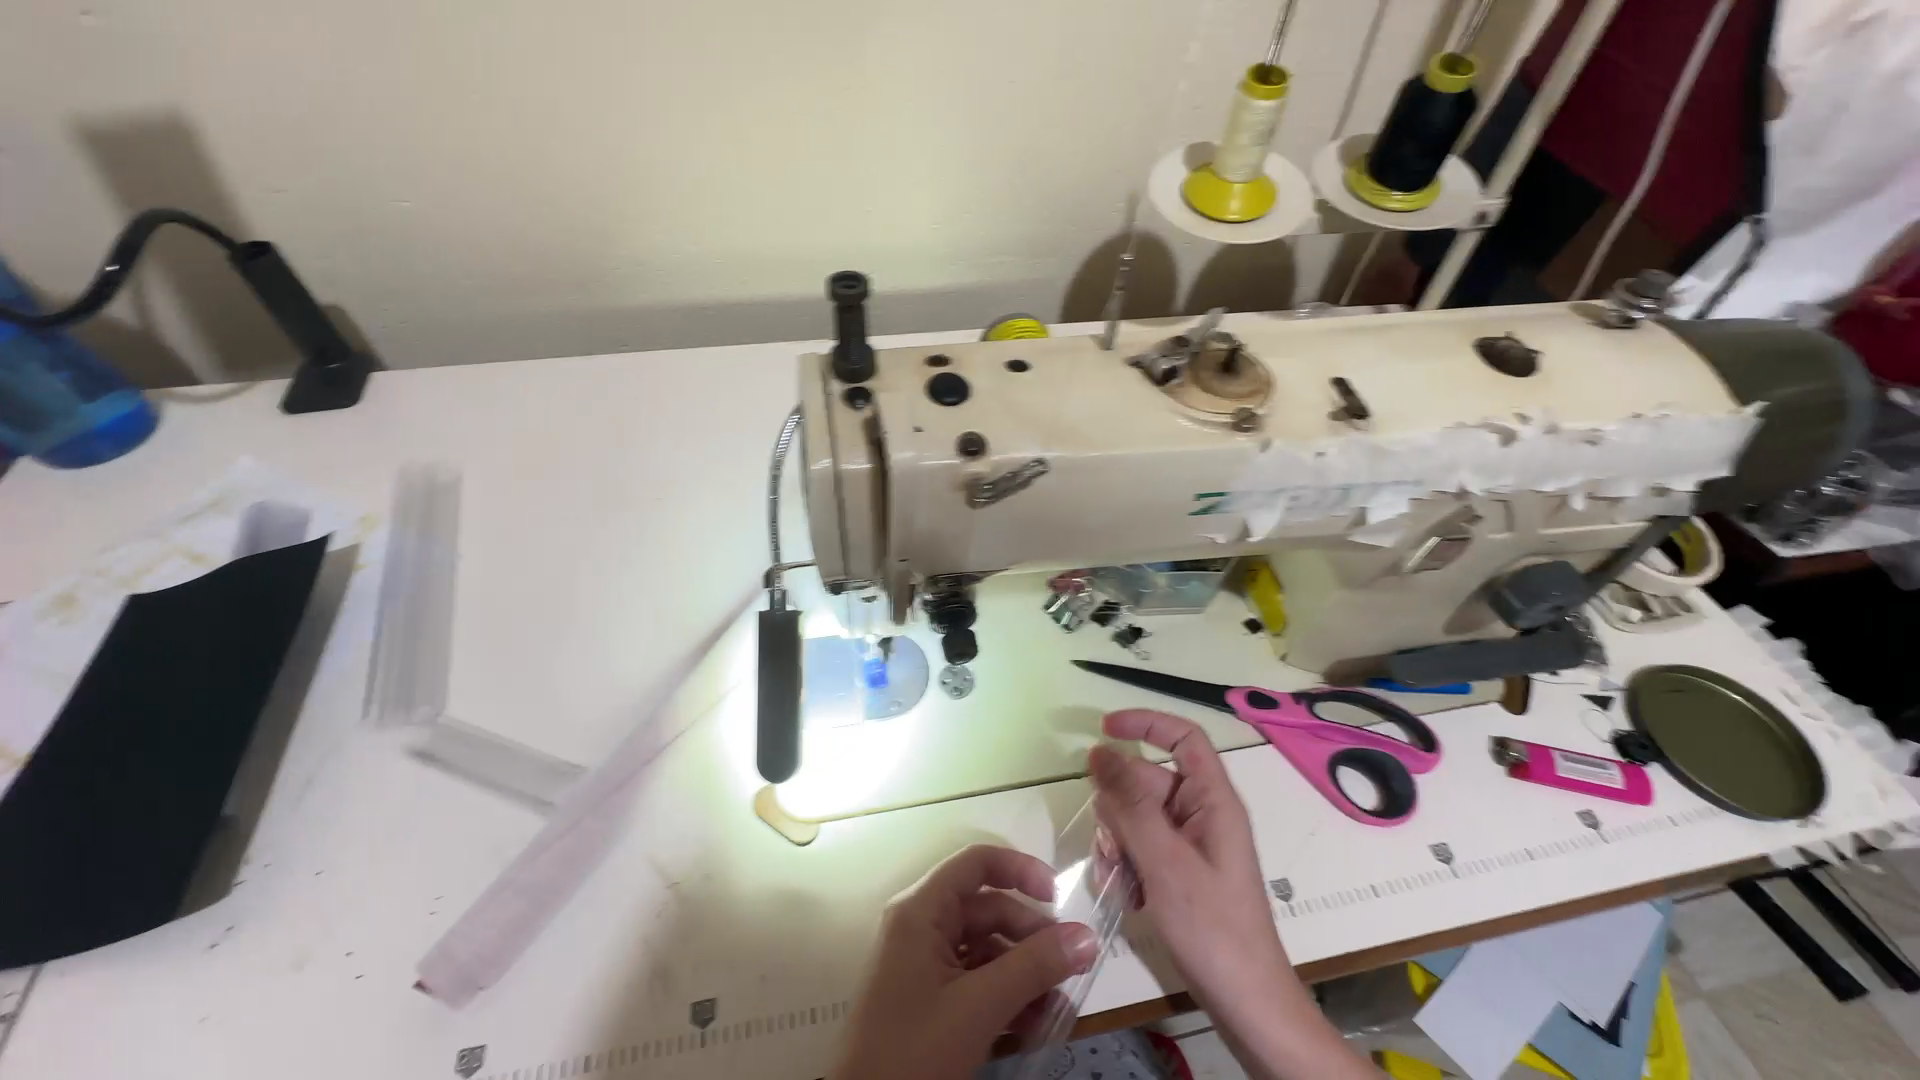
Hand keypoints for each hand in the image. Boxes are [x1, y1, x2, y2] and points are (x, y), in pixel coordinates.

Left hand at [831, 844, 1097, 1079]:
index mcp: (921, 911)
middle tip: (1072, 969)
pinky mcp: (930, 1000)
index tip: (1058, 897)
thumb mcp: (980, 1006)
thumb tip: (1088, 935)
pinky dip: (1007, 997)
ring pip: (987, 950)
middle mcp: (921, 927)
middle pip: (988, 909)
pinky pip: (977, 981)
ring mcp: (924, 964)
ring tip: (1059, 1009)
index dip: (1020, 869)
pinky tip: (1036, 1026)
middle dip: (1031, 938)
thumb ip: (1035, 967)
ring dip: (1025, 974)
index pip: (976, 863)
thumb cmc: (915, 1050)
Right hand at [1087, 709, 1297, 1024]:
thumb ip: (1130, 804)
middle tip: (1111, 850)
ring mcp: (1190, 843)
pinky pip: (1140, 847)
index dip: (1145, 724)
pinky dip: (1126, 865)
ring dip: (1118, 843)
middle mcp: (1202, 813)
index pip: (1183, 737)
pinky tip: (1129, 897)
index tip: (1102, 731)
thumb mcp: (1165, 862)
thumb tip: (1099, 751)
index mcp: (1213, 800)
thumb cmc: (1212, 927)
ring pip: (1135, 817)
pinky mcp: (1180, 871)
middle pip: (1146, 782)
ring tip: (1121, 882)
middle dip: (1118, 810)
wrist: (1245, 999)